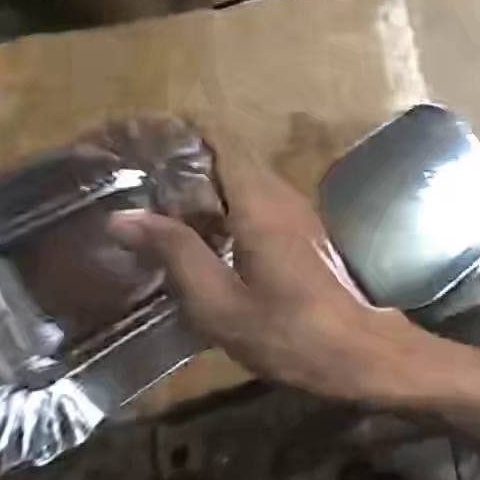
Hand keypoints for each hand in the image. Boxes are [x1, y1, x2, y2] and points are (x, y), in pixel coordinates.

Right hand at [108, 136, 425, 400]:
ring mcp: (298, 213)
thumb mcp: (219, 303)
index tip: (143, 137)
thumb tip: (124, 216)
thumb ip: (176, 254)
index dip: (185, 131)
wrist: (356, 348)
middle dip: (188, 157)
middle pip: (233, 157)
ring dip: (206, 183)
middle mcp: (283, 196)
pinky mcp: (302, 232)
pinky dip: (225, 204)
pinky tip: (197, 233)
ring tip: (153, 200)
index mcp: (261, 203)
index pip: (224, 143)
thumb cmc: (286, 331)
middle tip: (135, 172)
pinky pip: (259, 201)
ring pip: (247, 180)